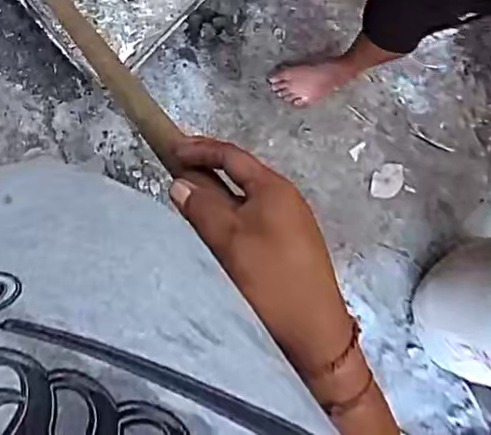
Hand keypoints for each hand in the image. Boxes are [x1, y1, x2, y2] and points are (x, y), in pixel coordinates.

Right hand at [169, 137, 353, 370]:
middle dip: (207, 168)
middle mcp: (286, 198)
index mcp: (273, 188)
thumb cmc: (271, 281)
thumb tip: (180, 183)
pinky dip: (231, 212)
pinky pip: (254, 215)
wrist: (318, 341)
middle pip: (240, 172)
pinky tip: (217, 228)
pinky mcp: (292, 246)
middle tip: (177, 169)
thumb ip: (201, 206)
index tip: (172, 148)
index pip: (231, 155)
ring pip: (246, 196)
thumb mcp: (228, 240)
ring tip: (191, 198)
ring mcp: (293, 222)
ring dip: (217, 193)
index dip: (199, 148)